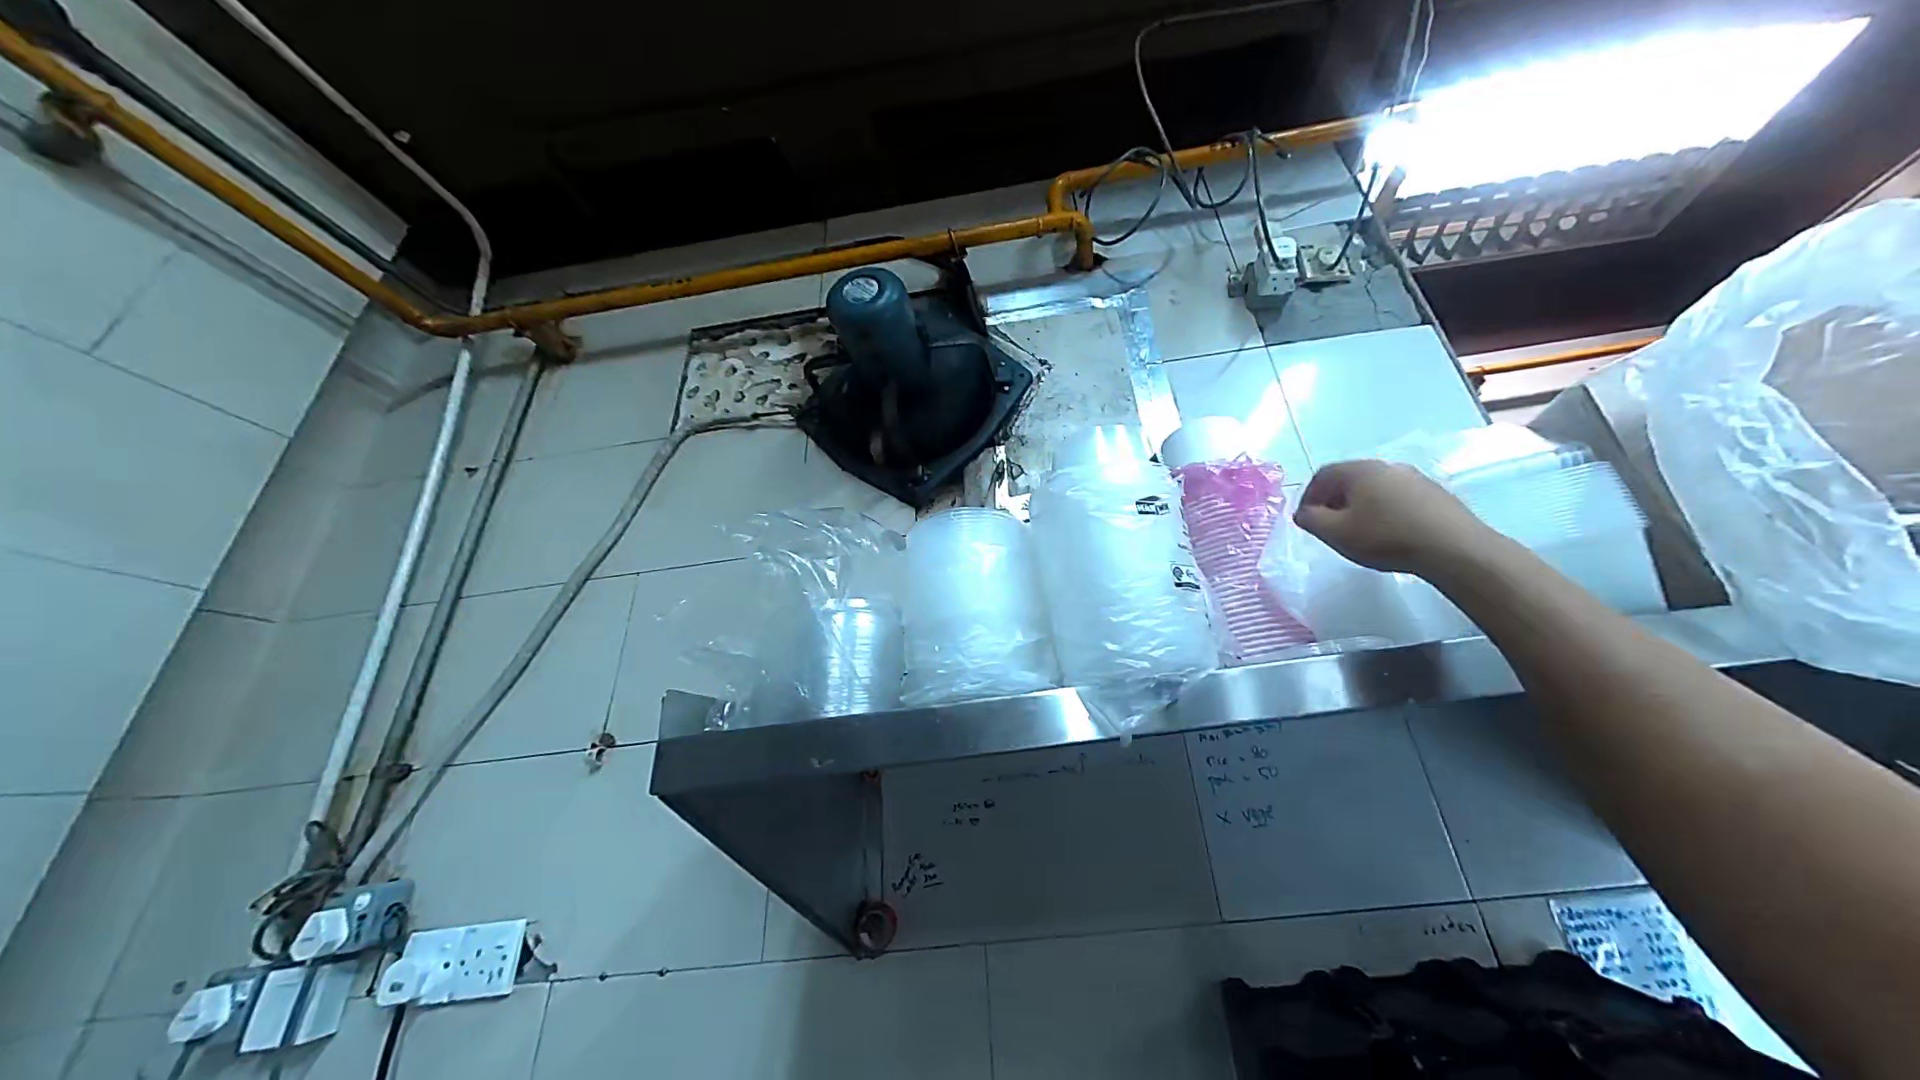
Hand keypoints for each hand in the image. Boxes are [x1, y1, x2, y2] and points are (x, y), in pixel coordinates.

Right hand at [1292, 460, 1492, 575]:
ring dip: (1360, 506)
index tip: (1306, 520)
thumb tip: (1304, 512)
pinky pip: (1397, 498)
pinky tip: (1389, 533)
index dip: (1308, 497)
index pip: (1322, 475)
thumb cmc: (1385, 537)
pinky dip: (1384, 511)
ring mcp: (1414, 477)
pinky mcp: (1434, 494)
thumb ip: (1311, 520)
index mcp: (1359, 470)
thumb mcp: (1335, 533)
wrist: (1453, 548)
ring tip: (1359, 532)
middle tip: (1330, 526)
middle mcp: (1386, 466)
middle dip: (1334, 501)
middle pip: (1349, 479)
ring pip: (1375, 489)